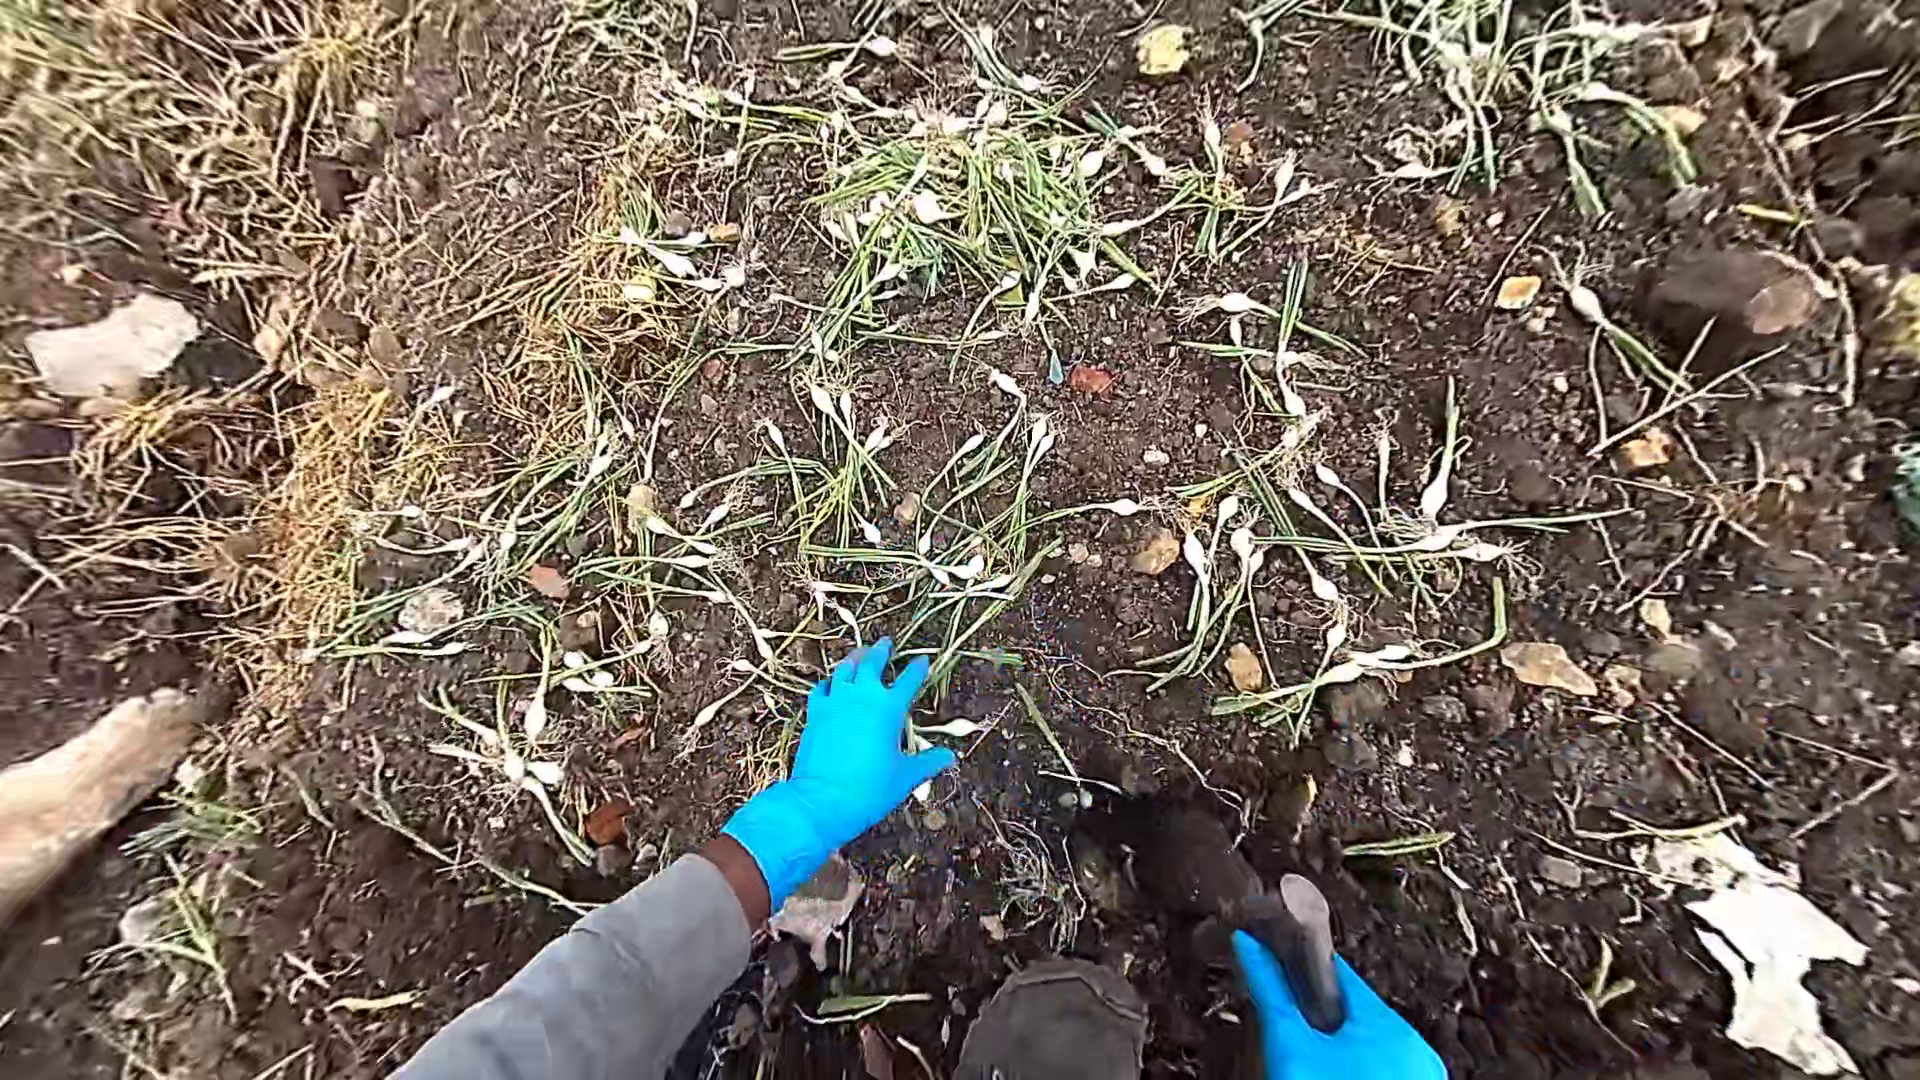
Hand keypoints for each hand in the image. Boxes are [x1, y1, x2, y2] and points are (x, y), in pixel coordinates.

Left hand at [721, 638, 956, 906]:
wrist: (822, 801)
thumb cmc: (869, 789)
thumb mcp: (905, 777)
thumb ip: (928, 762)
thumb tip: (949, 757)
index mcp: (889, 708)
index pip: (909, 680)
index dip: (918, 669)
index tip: (922, 661)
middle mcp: (862, 697)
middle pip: (872, 663)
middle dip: (881, 650)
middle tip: (886, 642)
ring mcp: (836, 702)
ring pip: (845, 670)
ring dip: (854, 659)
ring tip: (860, 653)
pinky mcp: (816, 713)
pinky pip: (822, 689)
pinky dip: (829, 683)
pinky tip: (831, 683)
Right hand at [1232, 931, 1445, 1079]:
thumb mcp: (1290, 1044)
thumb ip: (1269, 988)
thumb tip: (1248, 942)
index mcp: (1393, 1030)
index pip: (1338, 970)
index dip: (1301, 964)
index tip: (1273, 958)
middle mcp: (1419, 1054)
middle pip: (1349, 1005)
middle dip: (1314, 1006)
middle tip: (1285, 1016)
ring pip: (1360, 1037)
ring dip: (1328, 1036)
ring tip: (1301, 1048)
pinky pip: (1374, 1064)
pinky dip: (1346, 1062)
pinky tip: (1321, 1072)